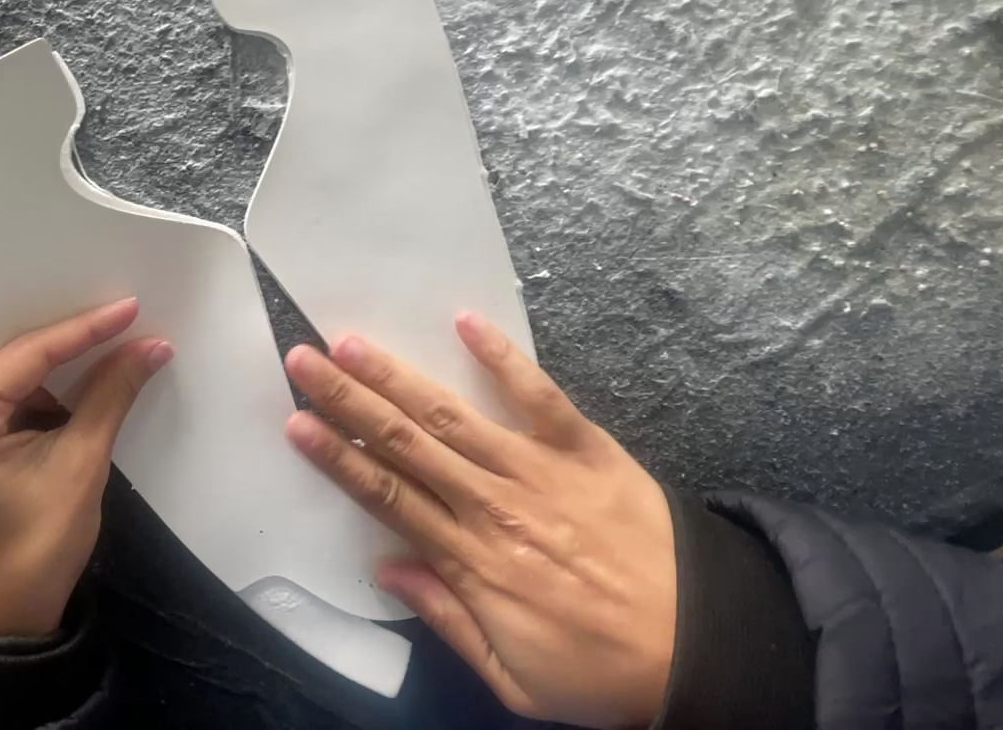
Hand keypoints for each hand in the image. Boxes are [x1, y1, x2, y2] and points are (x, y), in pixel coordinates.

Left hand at [0, 298, 172, 637]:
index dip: (79, 328)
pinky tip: (57, 387)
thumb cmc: (33, 557)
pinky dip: (17, 386)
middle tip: (104, 316)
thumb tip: (152, 344)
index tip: (127, 306)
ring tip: (89, 347)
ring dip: (33, 360)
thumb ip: (111, 394)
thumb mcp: (78, 468)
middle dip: (50, 335)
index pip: (19, 355)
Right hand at [284, 315, 675, 728]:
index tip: (298, 422)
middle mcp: (492, 504)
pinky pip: (539, 396)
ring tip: (354, 343)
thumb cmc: (601, 668)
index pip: (387, 497)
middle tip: (304, 359)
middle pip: (404, 444)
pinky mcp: (584, 447)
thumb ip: (448, 620)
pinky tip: (465, 321)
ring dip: (399, 377)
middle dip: (348, 400)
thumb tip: (386, 569)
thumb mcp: (517, 681)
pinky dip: (504, 359)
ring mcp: (537, 470)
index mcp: (471, 560)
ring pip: (452, 416)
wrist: (705, 649)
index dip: (338, 458)